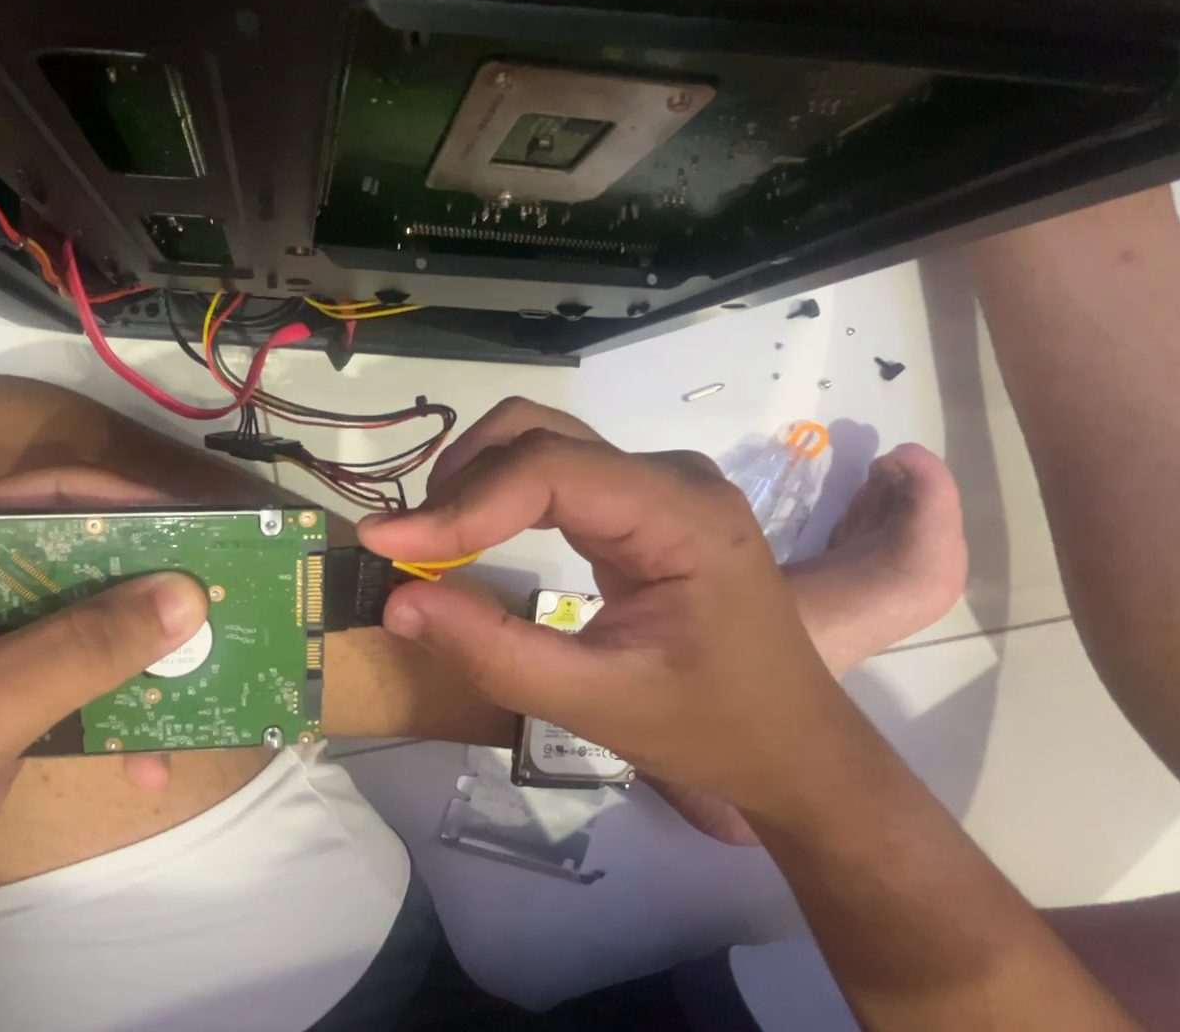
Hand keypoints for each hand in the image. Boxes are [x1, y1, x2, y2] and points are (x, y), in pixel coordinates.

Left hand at [0, 467, 208, 943]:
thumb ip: (78, 650)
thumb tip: (187, 595)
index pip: (41, 499)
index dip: (122, 503)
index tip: (197, 528)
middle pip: (80, 564)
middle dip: (150, 589)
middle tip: (221, 603)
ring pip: (93, 628)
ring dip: (148, 658)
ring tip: (208, 682)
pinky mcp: (16, 707)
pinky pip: (89, 690)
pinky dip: (125, 719)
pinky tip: (152, 764)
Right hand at [360, 409, 857, 816]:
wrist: (793, 746)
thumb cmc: (711, 730)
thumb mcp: (596, 703)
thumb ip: (493, 653)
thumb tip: (396, 602)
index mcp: (681, 515)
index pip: (549, 470)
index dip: (460, 505)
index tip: (386, 546)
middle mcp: (670, 477)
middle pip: (538, 433)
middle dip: (460, 481)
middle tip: (407, 547)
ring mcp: (657, 485)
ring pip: (540, 442)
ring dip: (473, 482)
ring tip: (429, 543)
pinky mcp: (640, 504)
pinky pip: (555, 475)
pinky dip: (499, 496)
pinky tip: (470, 537)